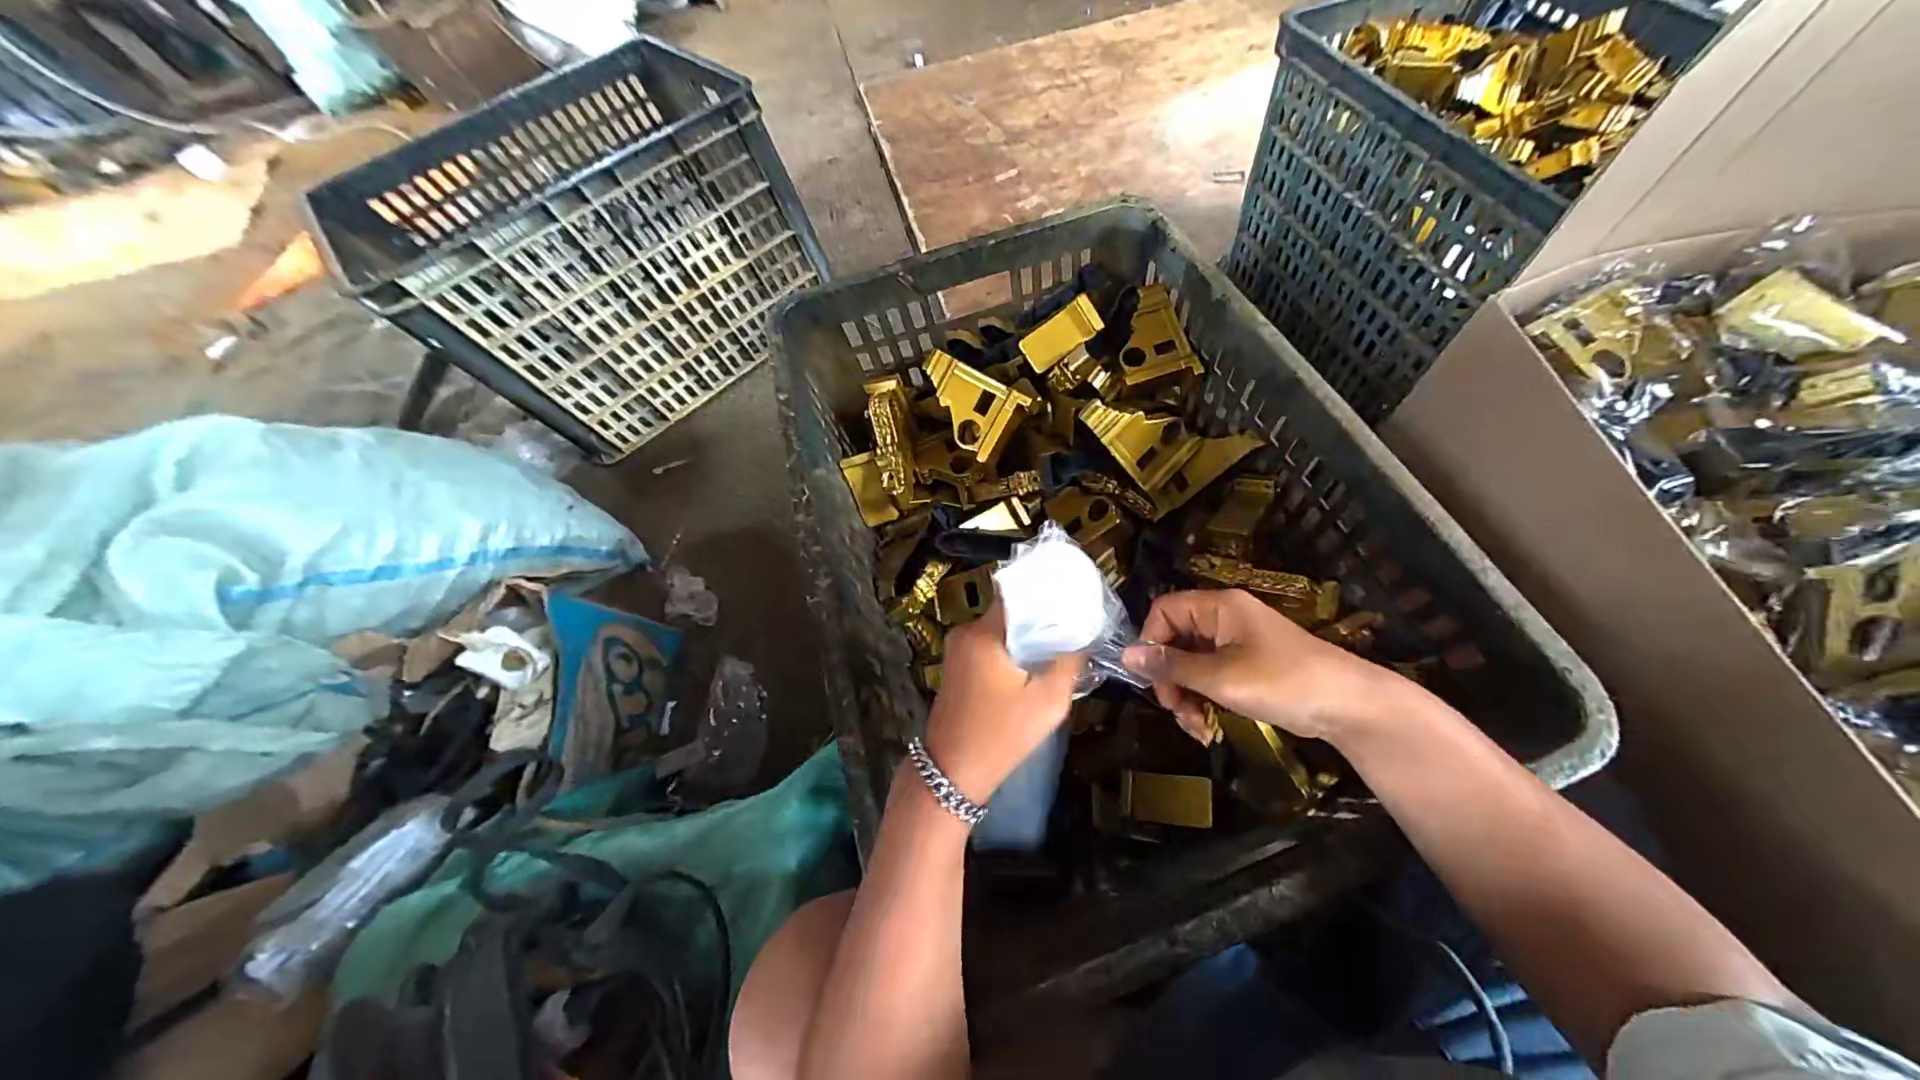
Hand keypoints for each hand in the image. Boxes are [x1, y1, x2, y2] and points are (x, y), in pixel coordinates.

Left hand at [923, 604, 1084, 803]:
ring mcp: (957, 651)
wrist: (952, 773)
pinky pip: (990, 648)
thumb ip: (1069, 663)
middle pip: (1010, 613)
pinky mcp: (957, 669)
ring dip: (1027, 640)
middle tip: (1075, 628)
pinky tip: (1034, 667)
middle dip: (1042, 620)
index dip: (1049, 597)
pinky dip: (1012, 653)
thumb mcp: (1048, 702)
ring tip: (1060, 649)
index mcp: (982, 633)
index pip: (1019, 596)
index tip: (1076, 602)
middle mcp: (965, 633)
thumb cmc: (1001, 735)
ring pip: (1001, 632)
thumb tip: (1083, 638)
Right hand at [1120, 588, 1404, 744]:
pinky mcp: (1247, 667)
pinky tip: (1209, 727)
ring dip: (1186, 696)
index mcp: (1219, 608)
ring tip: (1198, 728)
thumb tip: (1125, 655)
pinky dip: (1204, 701)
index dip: (1151, 642)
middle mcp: (1224, 619)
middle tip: (1177, 711)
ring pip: (1190, 664)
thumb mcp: (1221, 678)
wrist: (1351, 706)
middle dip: (1170, 680)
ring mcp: (1237, 643)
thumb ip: (1171, 666)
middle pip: (1175, 640)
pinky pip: (1210, 677)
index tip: (1153, 679)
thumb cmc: (1284, 682)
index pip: (1164, 611)